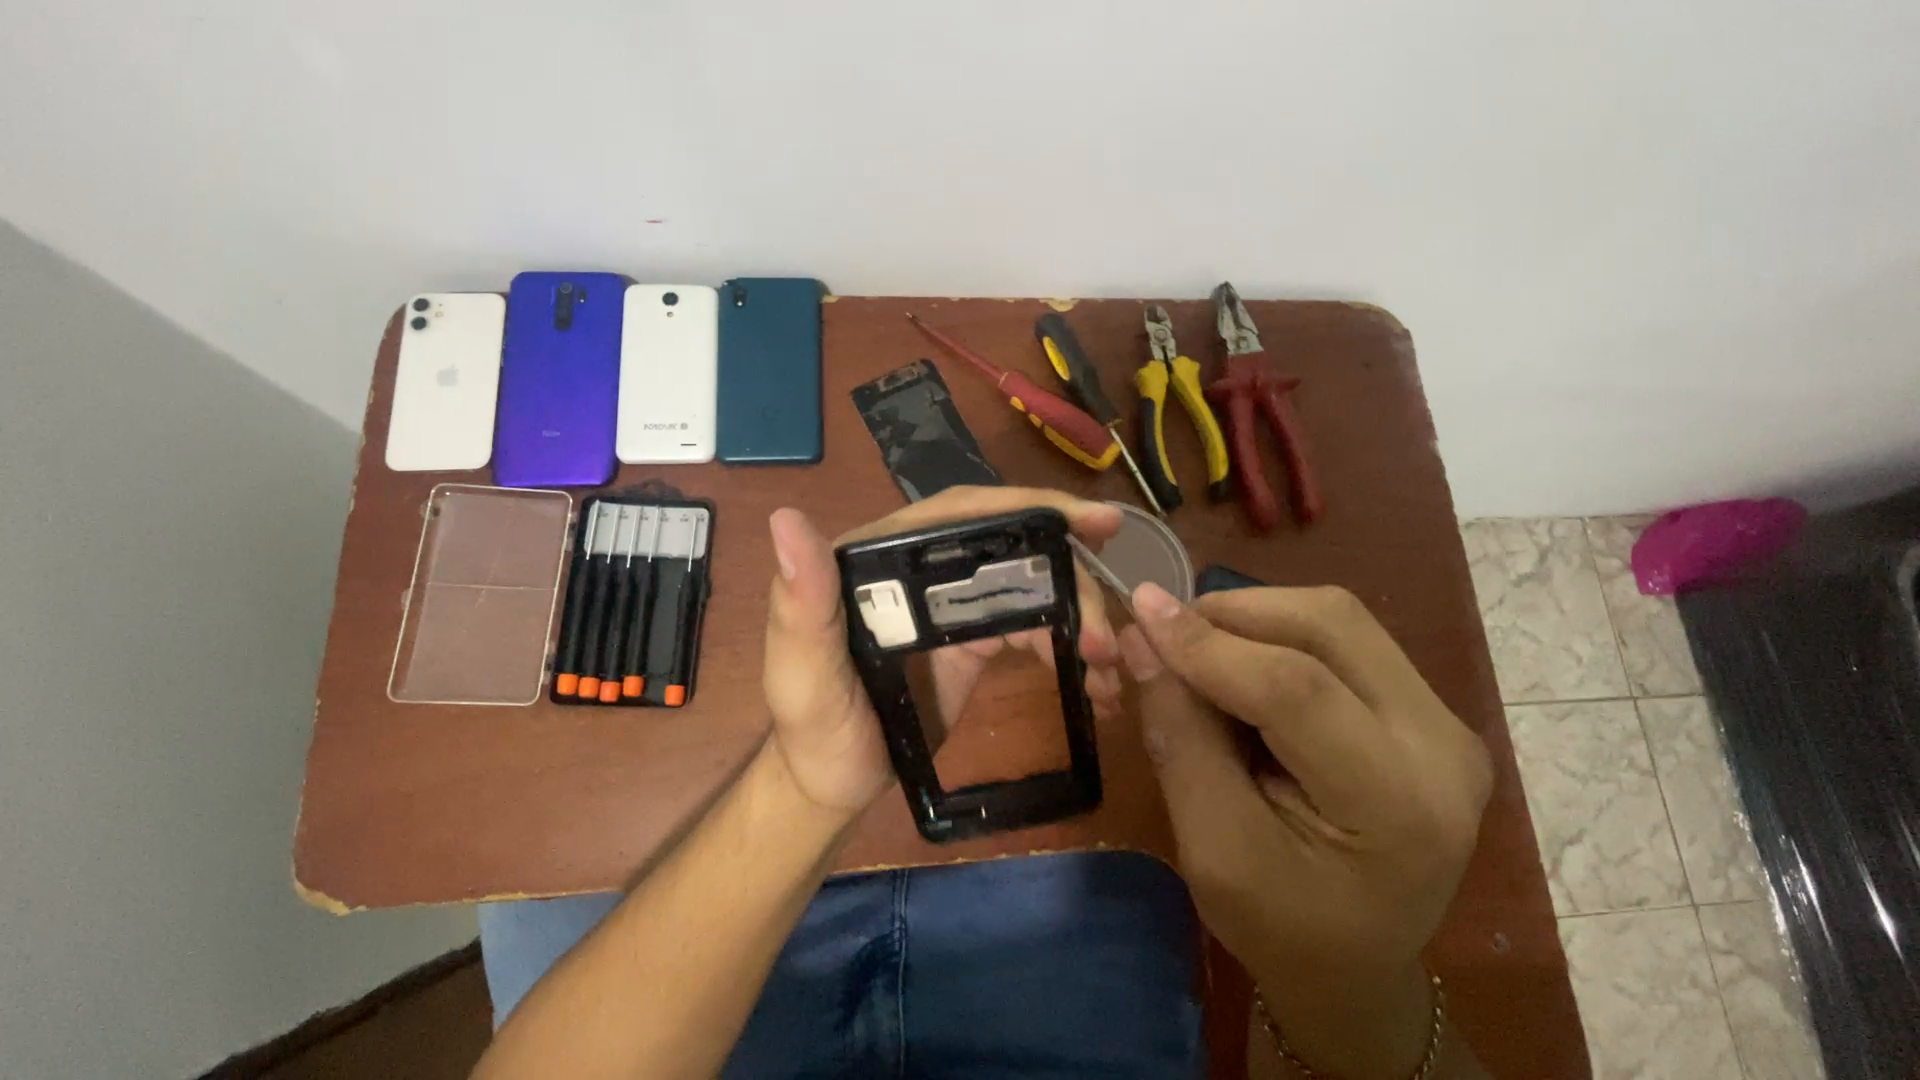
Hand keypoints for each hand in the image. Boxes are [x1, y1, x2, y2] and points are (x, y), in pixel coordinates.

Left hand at [762, 487, 1123, 818]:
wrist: (833, 783)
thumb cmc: (812, 729)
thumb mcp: (799, 670)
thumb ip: (800, 602)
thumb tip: (786, 519)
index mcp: (882, 559)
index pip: (959, 514)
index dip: (1025, 507)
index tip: (1086, 520)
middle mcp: (922, 571)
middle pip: (1008, 547)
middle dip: (1068, 570)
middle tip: (1108, 620)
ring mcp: (951, 607)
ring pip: (1029, 586)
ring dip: (1076, 613)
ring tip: (1109, 661)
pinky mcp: (973, 643)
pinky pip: (1031, 628)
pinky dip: (1067, 647)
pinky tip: (1096, 680)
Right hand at [1118, 583, 1491, 1074]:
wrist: (1357, 968)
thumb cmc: (1279, 928)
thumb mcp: (1212, 848)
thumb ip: (1180, 738)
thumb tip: (1141, 638)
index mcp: (1395, 805)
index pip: (1295, 688)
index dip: (1207, 642)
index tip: (1137, 609)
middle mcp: (1443, 746)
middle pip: (1329, 627)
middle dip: (1232, 613)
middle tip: (1164, 632)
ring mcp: (1447, 722)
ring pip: (1338, 620)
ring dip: (1254, 618)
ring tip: (1198, 651)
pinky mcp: (1431, 712)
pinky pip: (1346, 640)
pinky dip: (1277, 635)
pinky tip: (1241, 666)